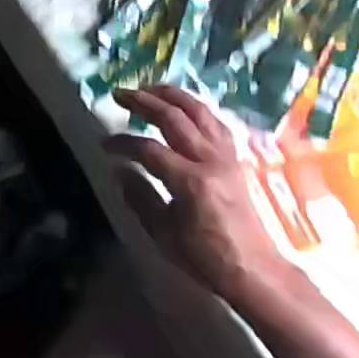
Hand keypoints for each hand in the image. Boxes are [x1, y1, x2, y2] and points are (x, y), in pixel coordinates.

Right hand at [105, 86, 297, 300]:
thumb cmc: (205, 257)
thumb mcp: (163, 234)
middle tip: (120, 94)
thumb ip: (139, 197)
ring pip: (198, 111)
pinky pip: (214, 122)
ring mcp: (226, 156)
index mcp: (190, 182)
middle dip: (143, 102)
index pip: (148, 149)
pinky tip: (182, 106)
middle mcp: (210, 161)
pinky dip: (195, 108)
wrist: (253, 269)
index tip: (105, 144)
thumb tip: (120, 170)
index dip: (123, 143)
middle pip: (174, 118)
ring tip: (148, 88)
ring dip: (171, 95)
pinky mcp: (235, 158)